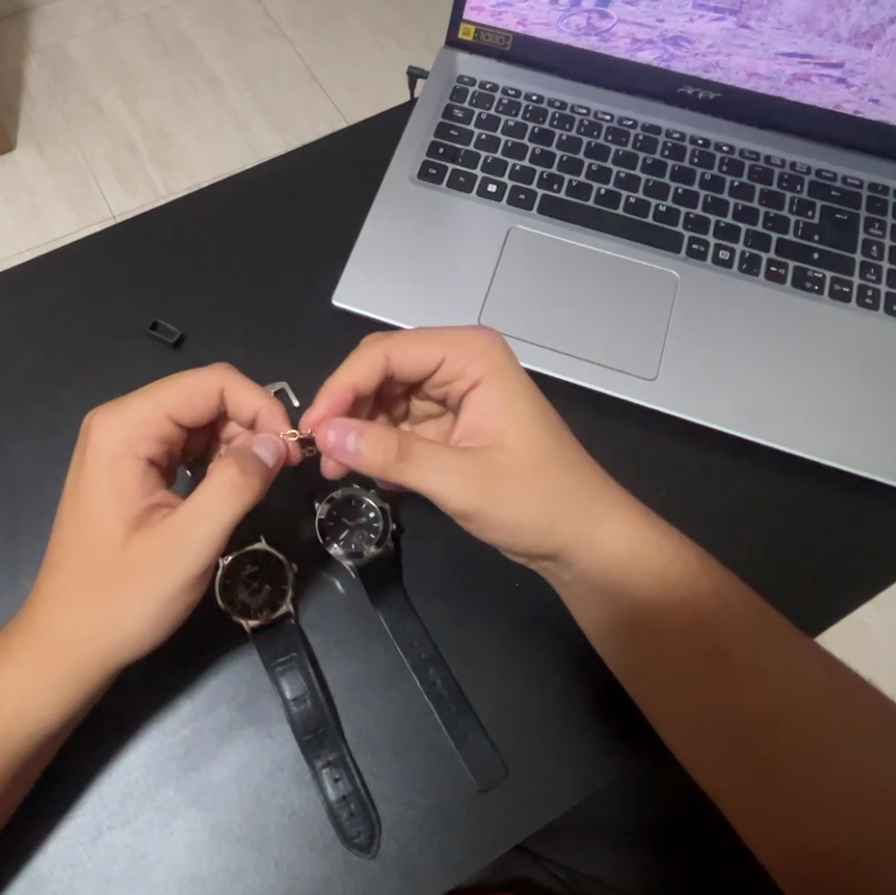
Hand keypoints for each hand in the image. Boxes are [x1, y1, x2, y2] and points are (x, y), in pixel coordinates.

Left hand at [20, 364, 297, 676]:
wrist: (69, 642)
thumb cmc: (121, 599)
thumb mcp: (188, 545)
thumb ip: (236, 485)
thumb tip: (279, 443)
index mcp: (126, 427)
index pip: (211, 383)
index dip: (260, 407)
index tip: (292, 452)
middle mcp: (123, 423)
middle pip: (206, 396)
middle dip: (251, 426)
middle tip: (282, 472)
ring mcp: (125, 444)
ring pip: (202, 419)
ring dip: (238, 444)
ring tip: (258, 486)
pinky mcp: (134, 466)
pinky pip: (188, 445)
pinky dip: (218, 460)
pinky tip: (231, 489)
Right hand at [298, 327, 639, 569]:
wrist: (584, 540)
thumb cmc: (535, 502)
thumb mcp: (459, 479)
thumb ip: (390, 453)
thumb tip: (323, 435)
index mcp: (469, 355)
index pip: (385, 354)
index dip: (342, 388)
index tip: (311, 431)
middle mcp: (458, 362)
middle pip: (380, 370)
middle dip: (347, 408)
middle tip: (318, 453)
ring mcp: (454, 392)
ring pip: (383, 397)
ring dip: (357, 431)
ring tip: (337, 471)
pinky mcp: (449, 422)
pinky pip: (398, 423)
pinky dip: (378, 446)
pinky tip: (366, 473)